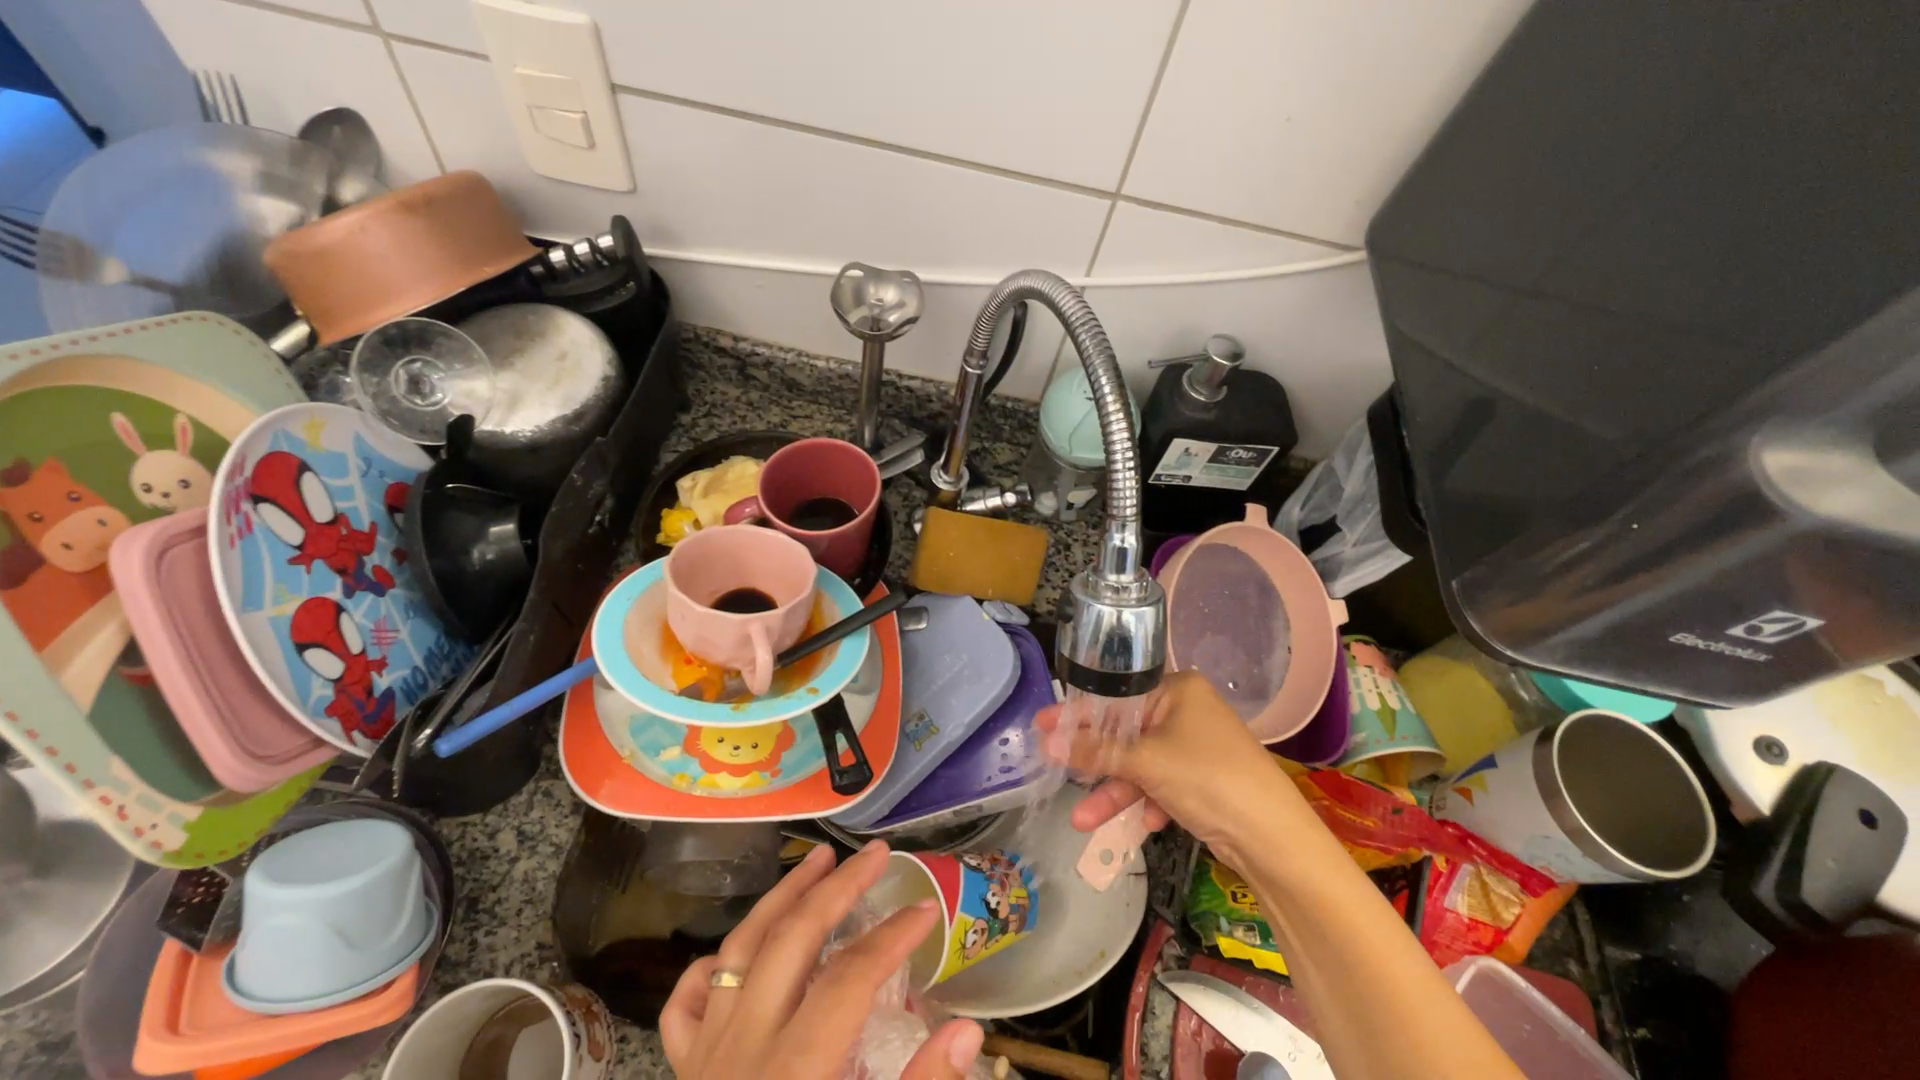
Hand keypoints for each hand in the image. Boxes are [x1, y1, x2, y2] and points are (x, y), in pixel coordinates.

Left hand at [660, 841, 984, 1079]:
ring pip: (739, 950)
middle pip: (794, 940)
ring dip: (781, 899)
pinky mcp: (684, 1073)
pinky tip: (739, 950)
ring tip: (815, 863)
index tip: (928, 908)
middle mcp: (744, 1047)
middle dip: (839, 890)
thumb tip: (966, 1029)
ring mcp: (706, 1056)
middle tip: (876, 855)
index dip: (894, 937)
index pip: (852, 977)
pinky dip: (712, 966)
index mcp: (796, 1069)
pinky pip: (688, 1004)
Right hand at [1036, 671, 1302, 862]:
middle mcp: (1186, 711)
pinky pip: (1159, 785)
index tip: (1042, 725)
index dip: (1078, 714)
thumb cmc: (1207, 778)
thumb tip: (1048, 741)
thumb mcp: (1145, 762)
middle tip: (1053, 769)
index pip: (1116, 697)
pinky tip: (1144, 825)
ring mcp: (1195, 747)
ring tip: (1082, 823)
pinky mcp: (1201, 780)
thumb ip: (1095, 751)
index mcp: (1178, 690)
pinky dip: (1146, 804)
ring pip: (1140, 766)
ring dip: (1114, 794)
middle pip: (1125, 733)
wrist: (1272, 836)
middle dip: (1095, 763)